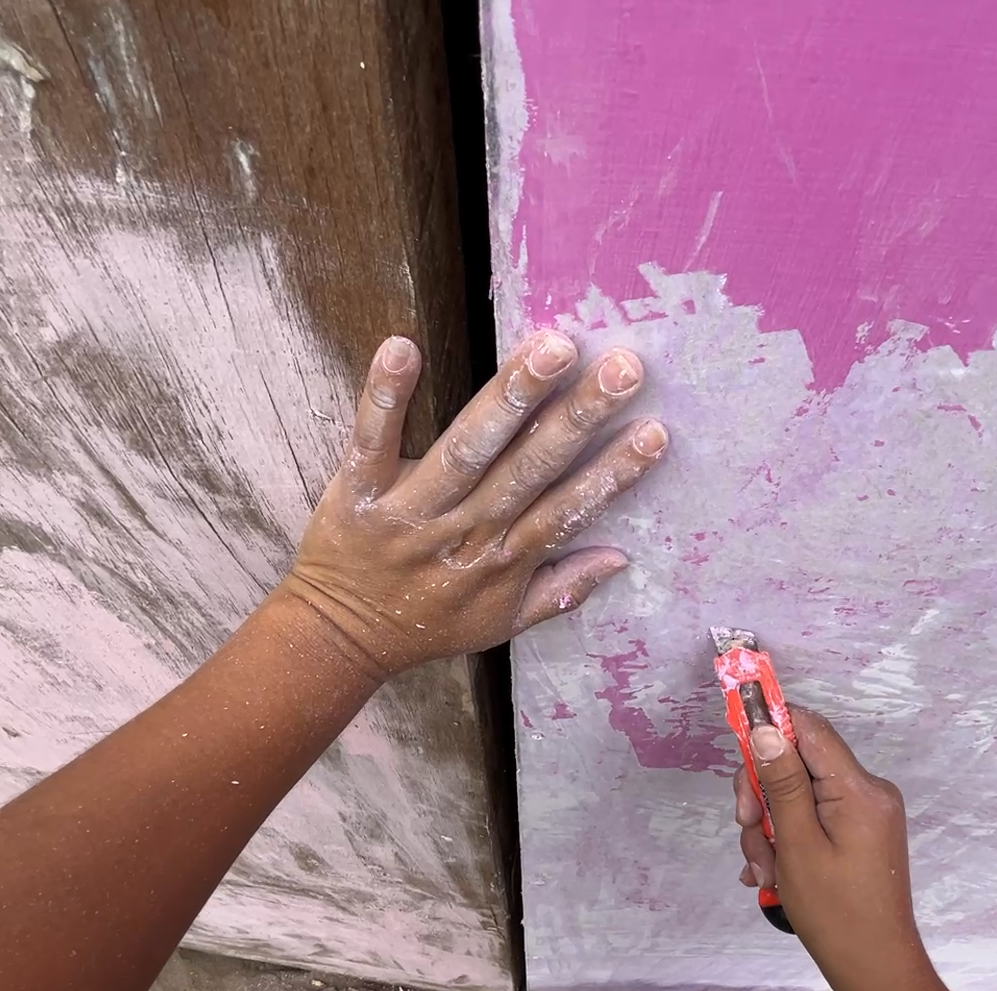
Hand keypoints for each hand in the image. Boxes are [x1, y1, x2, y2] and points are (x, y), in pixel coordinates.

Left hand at [277, 331, 666, 679]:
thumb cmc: (429, 626)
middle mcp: (465, 529)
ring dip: (511, 396)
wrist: (342, 637)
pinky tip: (403, 347)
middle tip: (622, 368)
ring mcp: (413, 508)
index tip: (654, 431)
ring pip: (469, 448)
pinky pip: (374, 438)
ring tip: (551, 348)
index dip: (613, 473)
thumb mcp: (503, 624)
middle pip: (528, 468)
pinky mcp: (361, 488)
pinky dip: (387, 395)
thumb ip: (562, 591)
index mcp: (503, 559)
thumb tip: (621, 557)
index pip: (567, 510)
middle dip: (578, 417)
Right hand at [735, 707, 923, 990]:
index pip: (809, 727)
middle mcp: (867, 790)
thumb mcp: (797, 845)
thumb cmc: (834, 913)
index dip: (769, 725)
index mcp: (859, 788)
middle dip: (763, 793)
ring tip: (764, 869)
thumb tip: (764, 728)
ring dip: (769, 825)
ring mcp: (864, 812)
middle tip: (747, 827)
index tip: (737, 741)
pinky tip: (772, 872)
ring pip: (797, 792)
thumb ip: (782, 783)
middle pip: (798, 761)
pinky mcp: (857, 830)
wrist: (877, 974)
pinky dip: (786, 837)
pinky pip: (810, 815)